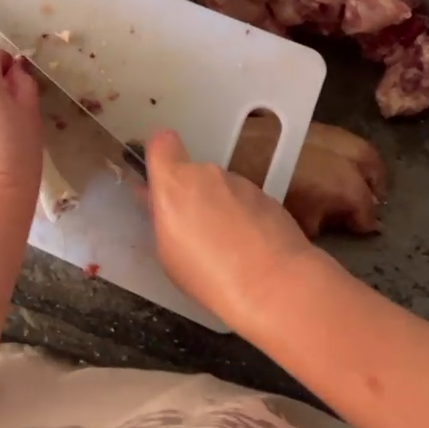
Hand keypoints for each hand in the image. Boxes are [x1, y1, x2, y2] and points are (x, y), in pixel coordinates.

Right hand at [143, 131, 339, 334]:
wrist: (274, 285)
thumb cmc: (207, 272)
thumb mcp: (166, 251)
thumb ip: (159, 215)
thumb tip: (154, 197)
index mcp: (175, 182)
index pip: (161, 142)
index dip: (160, 156)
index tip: (160, 181)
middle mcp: (208, 173)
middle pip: (193, 172)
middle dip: (192, 194)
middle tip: (195, 230)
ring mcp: (241, 183)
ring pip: (221, 188)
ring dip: (220, 208)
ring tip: (228, 247)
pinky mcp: (269, 198)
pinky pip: (246, 202)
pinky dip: (245, 218)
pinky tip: (252, 250)